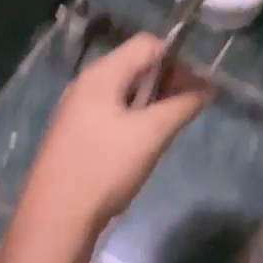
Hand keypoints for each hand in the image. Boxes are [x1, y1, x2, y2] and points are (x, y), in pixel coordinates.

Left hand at [9, 34, 211, 262]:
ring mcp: (78, 110)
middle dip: (168, 81)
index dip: (178, 59)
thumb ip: (182, 105)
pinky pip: (113, 113)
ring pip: (125, 92)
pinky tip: (144, 144)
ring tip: (170, 127)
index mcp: (101, 75)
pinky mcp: (76, 135)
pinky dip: (135, 119)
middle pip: (135, 66)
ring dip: (153, 102)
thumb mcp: (152, 134)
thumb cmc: (105, 167)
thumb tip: (207, 88)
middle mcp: (86, 85)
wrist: (56, 217)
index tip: (199, 87)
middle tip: (190, 108)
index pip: (147, 44)